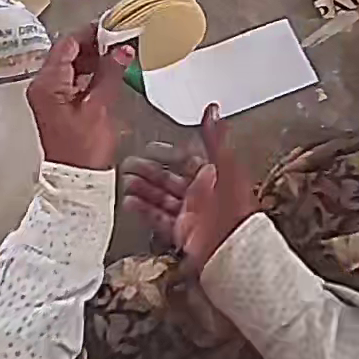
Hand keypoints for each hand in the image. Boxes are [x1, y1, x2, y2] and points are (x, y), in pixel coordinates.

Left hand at [27, 25, 134, 170]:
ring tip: (117, 53)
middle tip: (118, 38)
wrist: (77, 180)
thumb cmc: (85, 148)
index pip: (67, 45)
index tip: (110, 26)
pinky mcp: (58, 105)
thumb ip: (111, 73)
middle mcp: (43, 86)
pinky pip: (72, 79)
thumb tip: (122, 49)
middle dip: (92, 44)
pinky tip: (108, 71)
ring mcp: (49, 96)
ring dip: (92, 58)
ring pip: (70, 65)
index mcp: (47, 84)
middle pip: (66, 53)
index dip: (89, 33)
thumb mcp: (100, 106)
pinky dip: (90, 72)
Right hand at [123, 104, 257, 272]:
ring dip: (144, 189)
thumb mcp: (225, 166)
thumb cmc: (233, 206)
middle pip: (170, 179)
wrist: (234, 249)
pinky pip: (159, 219)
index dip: (167, 153)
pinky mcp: (183, 233)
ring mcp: (191, 214)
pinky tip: (129, 203)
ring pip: (162, 198)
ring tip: (124, 181)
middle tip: (128, 164)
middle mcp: (202, 194)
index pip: (186, 160)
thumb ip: (215, 139)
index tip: (149, 148)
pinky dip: (144, 211)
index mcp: (214, 176)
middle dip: (150, 172)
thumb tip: (213, 109)